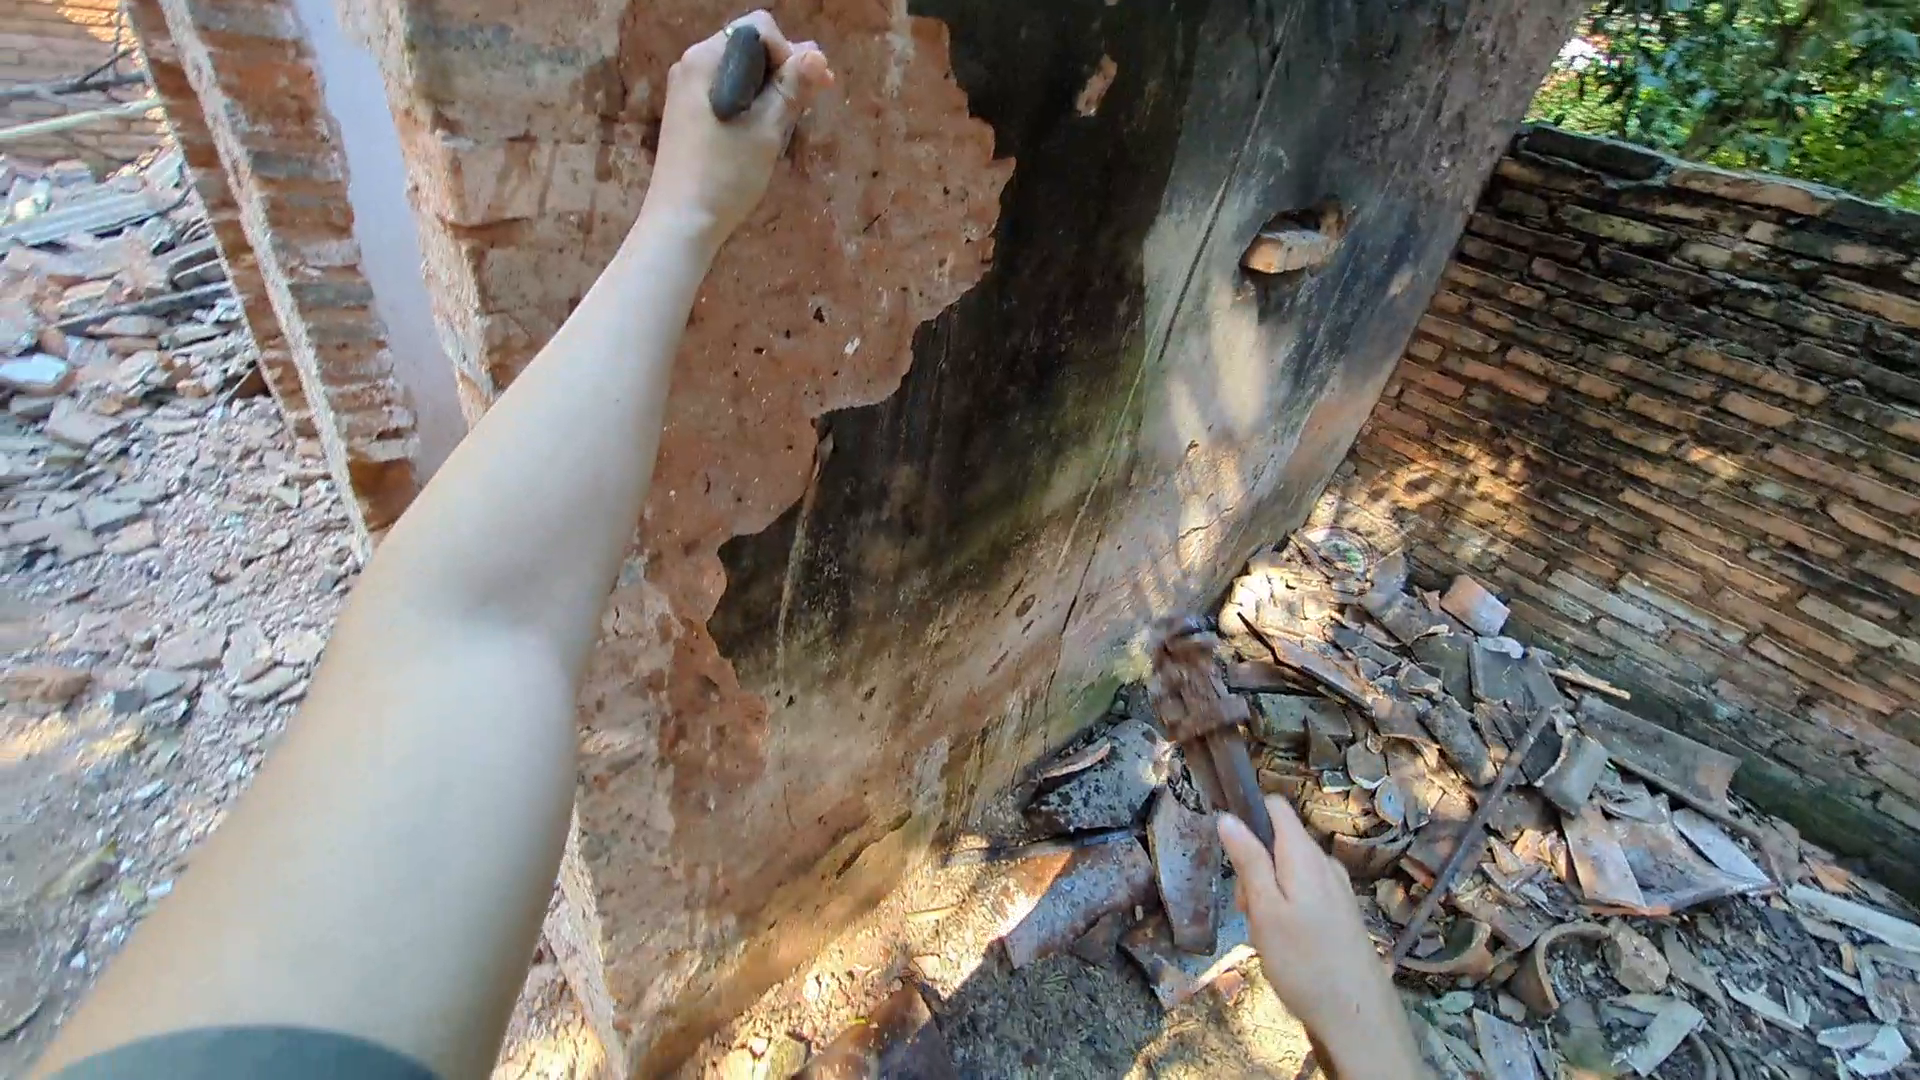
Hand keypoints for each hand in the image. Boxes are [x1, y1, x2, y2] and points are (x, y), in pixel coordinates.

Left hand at [643, 10, 834, 240]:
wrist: (683, 221)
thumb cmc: (725, 176)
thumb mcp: (766, 130)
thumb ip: (790, 89)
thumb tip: (817, 54)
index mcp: (707, 59)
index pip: (759, 30)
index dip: (791, 54)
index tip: (810, 90)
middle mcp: (693, 65)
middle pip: (749, 49)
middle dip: (783, 72)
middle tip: (807, 107)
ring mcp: (687, 90)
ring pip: (740, 73)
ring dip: (769, 91)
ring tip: (785, 125)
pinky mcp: (688, 114)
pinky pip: (727, 93)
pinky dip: (751, 105)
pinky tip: (762, 133)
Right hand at [1217, 796, 1427, 1079]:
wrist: (1360, 1021)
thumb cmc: (1304, 961)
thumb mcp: (1264, 908)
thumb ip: (1247, 859)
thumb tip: (1227, 816)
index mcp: (1304, 854)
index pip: (1275, 806)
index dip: (1249, 814)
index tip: (1231, 848)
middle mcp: (1325, 863)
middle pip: (1278, 841)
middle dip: (1254, 866)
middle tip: (1247, 909)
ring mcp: (1338, 890)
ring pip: (1290, 870)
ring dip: (1269, 891)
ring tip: (1265, 934)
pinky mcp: (1344, 915)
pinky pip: (1306, 893)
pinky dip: (1288, 908)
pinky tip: (1287, 945)